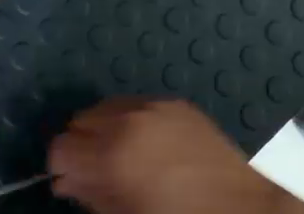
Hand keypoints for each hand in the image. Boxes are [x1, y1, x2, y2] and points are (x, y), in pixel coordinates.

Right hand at [48, 100, 303, 213]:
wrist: (244, 213)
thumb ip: (92, 198)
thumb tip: (67, 183)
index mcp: (112, 155)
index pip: (60, 148)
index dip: (61, 169)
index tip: (71, 184)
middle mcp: (126, 119)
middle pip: (79, 121)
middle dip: (81, 147)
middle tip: (97, 174)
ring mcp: (153, 105)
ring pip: (105, 107)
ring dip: (105, 130)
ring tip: (123, 158)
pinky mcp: (175, 102)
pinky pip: (137, 104)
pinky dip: (132, 121)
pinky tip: (148, 146)